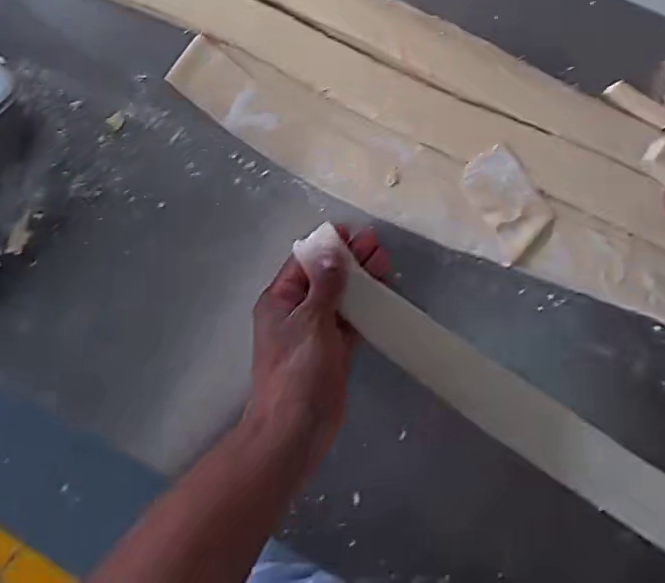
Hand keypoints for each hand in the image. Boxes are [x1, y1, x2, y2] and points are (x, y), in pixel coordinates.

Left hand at [243, 225, 389, 468]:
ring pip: (342, 296)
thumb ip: (325, 285)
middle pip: (326, 276)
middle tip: (377, 243)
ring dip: (362, 279)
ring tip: (385, 261)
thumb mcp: (310, 321)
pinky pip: (352, 319)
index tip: (351, 232)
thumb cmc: (296, 372)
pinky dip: (367, 305)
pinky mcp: (335, 350)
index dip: (327, 246)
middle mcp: (297, 312)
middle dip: (350, 259)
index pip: (304, 263)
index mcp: (280, 301)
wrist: (295, 432)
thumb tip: (332, 251)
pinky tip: (384, 291)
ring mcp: (317, 332)